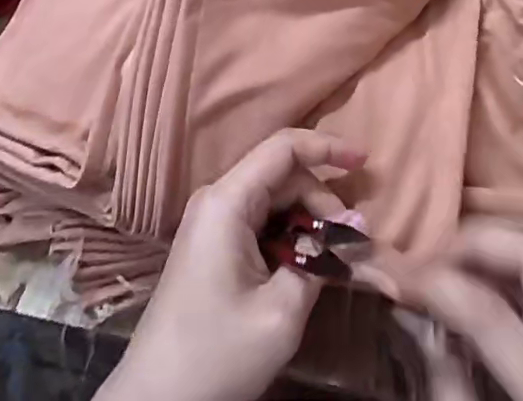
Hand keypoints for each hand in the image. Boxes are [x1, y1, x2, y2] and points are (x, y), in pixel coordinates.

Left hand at [95, 129, 366, 400]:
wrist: (156, 394)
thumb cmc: (217, 353)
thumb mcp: (280, 313)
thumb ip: (319, 263)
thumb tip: (353, 228)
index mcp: (227, 201)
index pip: (282, 148)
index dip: (326, 147)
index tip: (365, 163)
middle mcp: (217, 198)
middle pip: (281, 175)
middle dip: (322, 201)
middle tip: (353, 244)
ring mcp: (212, 218)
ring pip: (273, 198)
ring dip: (308, 219)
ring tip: (336, 257)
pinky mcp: (213, 240)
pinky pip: (259, 219)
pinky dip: (289, 233)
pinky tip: (307, 262)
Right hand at [390, 222, 522, 400]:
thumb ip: (446, 380)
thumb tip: (408, 309)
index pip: (487, 311)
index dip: (428, 281)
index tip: (384, 271)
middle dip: (470, 241)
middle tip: (424, 257)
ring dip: (482, 250)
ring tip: (439, 269)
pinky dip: (498, 273)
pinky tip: (467, 290)